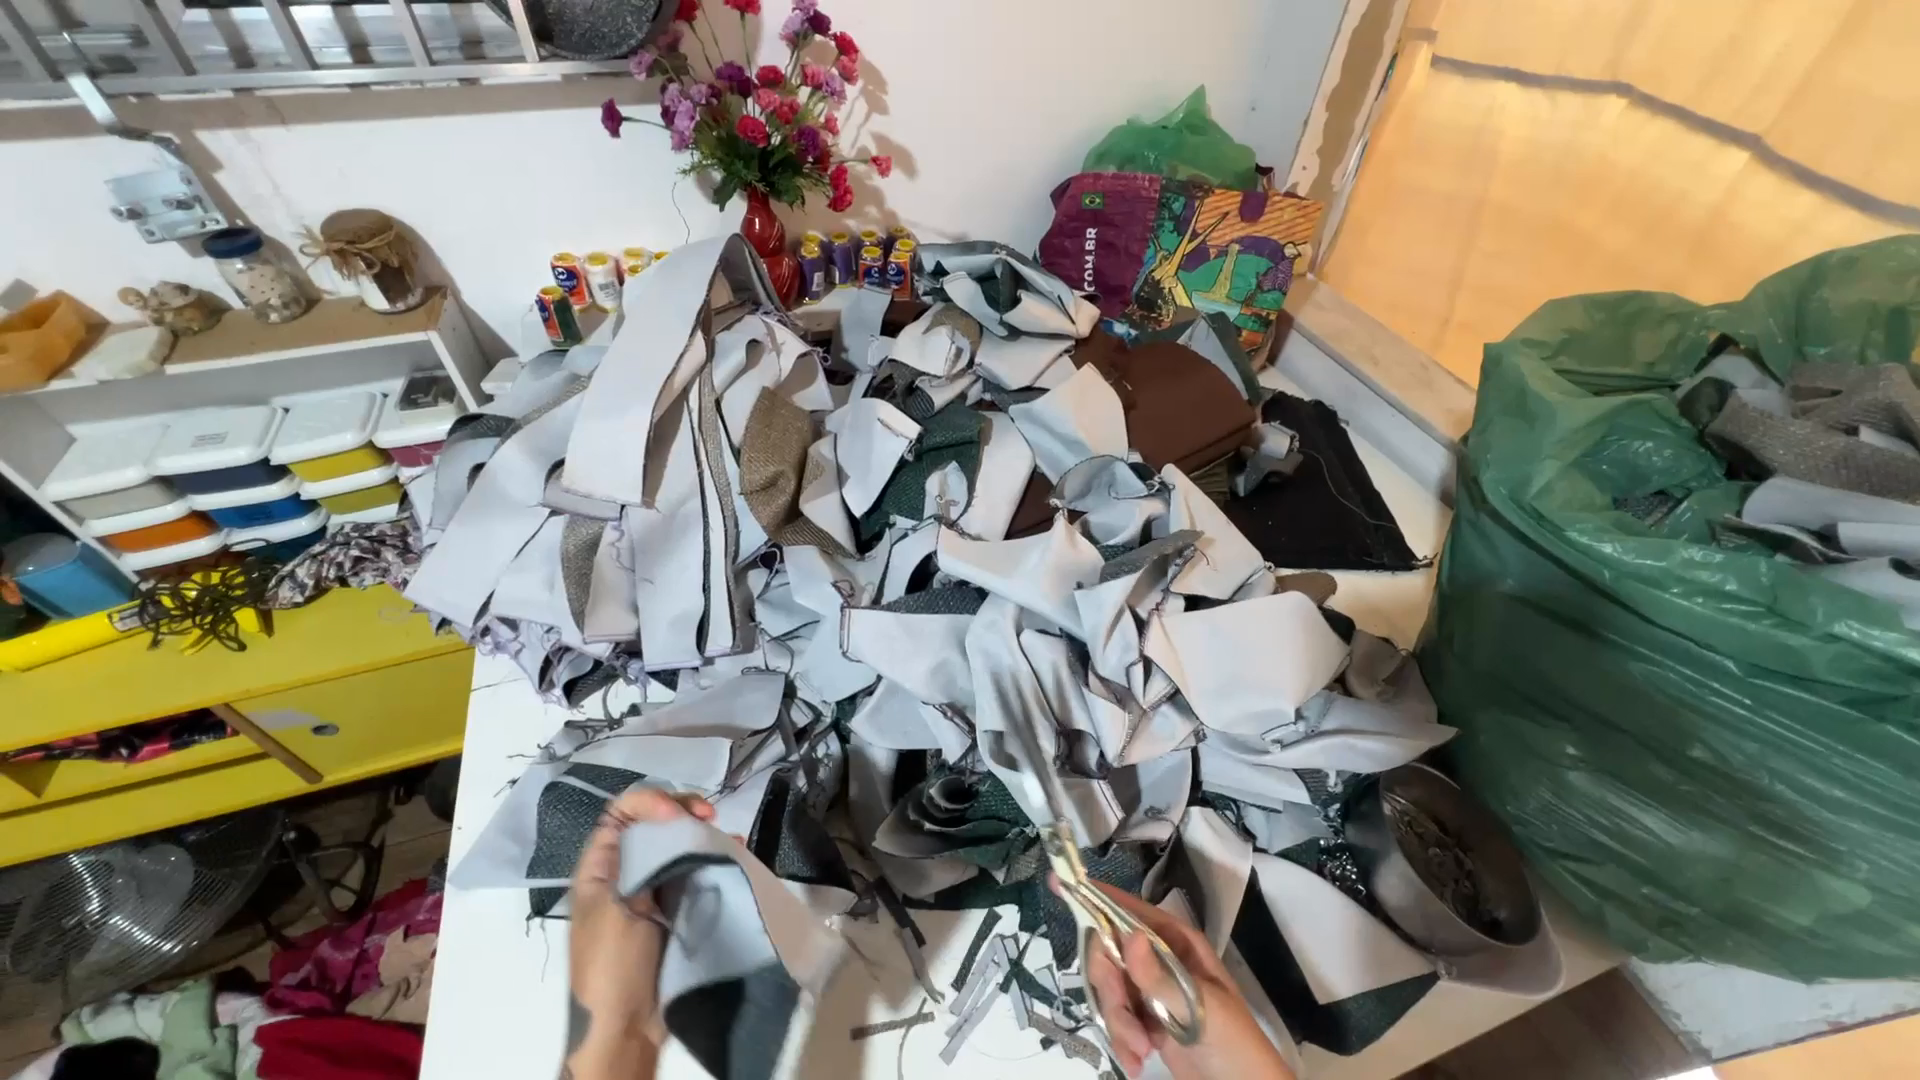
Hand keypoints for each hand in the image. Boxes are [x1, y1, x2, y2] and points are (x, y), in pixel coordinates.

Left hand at [562, 788, 714, 1079]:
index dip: (650, 802)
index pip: (621, 813)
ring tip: (727, 835)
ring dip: (704, 831)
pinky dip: (719, 855)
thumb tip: (670, 829)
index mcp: (601, 868)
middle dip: (683, 809)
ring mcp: (655, 886)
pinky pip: (700, 868)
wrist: (627, 1027)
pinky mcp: (680, 903)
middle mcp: (628, 869)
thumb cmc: (611, 968)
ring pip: (680, 841)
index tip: (678, 816)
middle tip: (709, 816)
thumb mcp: (612, 913)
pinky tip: (737, 852)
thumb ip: (637, 867)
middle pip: (654, 820)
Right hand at [1067, 878, 1295, 1079]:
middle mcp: (1157, 957)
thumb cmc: (1234, 1044)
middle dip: (1111, 992)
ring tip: (1142, 1052)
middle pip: (1107, 954)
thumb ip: (1159, 977)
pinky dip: (1121, 1042)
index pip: (1128, 910)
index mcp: (1175, 941)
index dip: (1095, 898)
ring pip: (1107, 990)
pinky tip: (1138, 1063)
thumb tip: (1128, 937)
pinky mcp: (1143, 1019)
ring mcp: (1148, 988)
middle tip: (1129, 1023)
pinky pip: (1114, 1018)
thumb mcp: (1200, 1010)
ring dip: (1118, 1024)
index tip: (1061, 884)